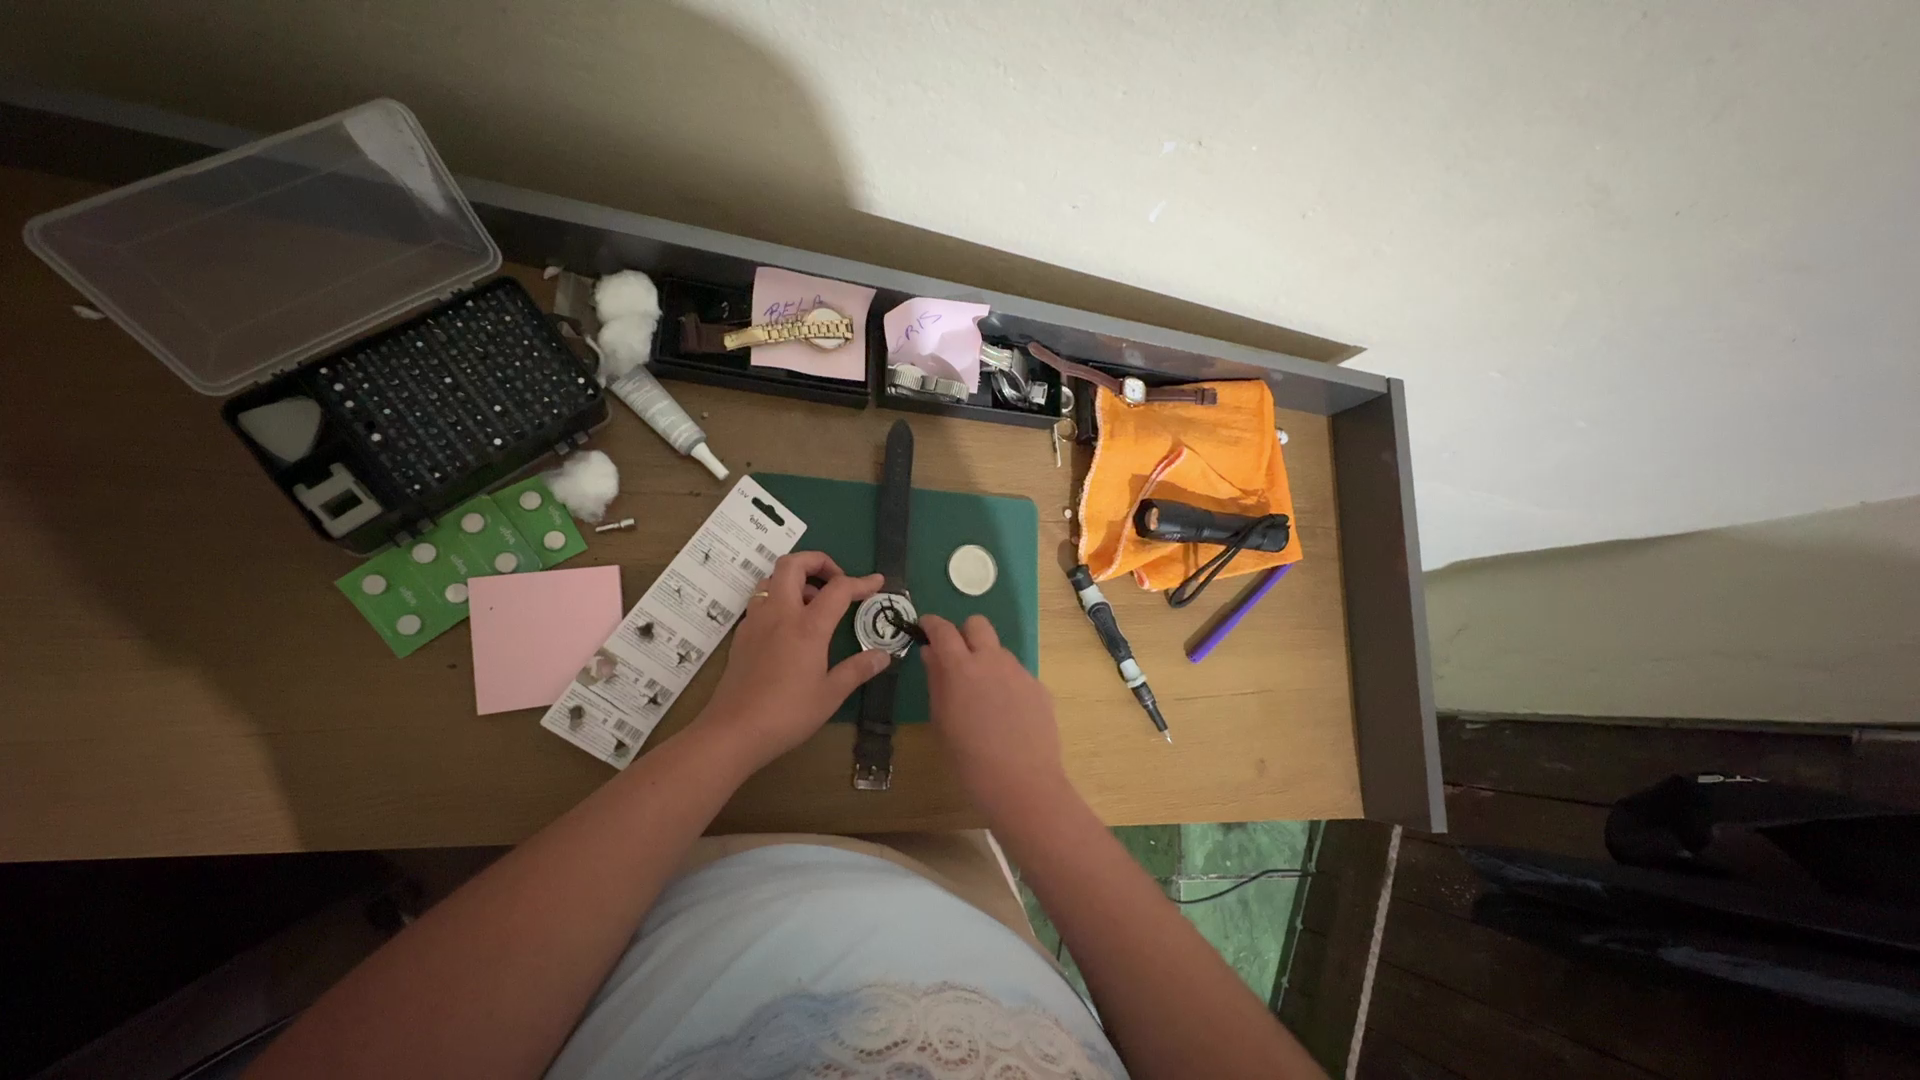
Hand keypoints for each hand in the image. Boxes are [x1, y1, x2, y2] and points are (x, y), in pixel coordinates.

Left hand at [695, 552, 892, 770]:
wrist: (734, 730)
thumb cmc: (787, 713)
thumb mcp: (830, 695)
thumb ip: (857, 669)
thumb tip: (883, 655)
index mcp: (807, 626)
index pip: (838, 589)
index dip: (861, 582)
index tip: (876, 582)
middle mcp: (779, 614)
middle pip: (793, 564)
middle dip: (818, 561)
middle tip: (835, 581)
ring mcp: (756, 622)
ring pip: (771, 579)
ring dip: (794, 579)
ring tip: (812, 603)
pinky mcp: (741, 635)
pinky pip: (760, 602)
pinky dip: (778, 600)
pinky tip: (788, 627)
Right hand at [920, 614, 1072, 820]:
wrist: (1022, 783)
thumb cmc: (969, 759)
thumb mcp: (942, 721)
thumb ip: (936, 680)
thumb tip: (931, 654)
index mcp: (961, 668)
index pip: (943, 630)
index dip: (932, 624)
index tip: (925, 627)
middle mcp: (992, 660)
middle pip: (978, 624)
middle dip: (964, 632)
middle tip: (956, 657)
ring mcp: (1020, 672)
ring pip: (999, 651)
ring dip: (987, 661)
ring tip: (983, 697)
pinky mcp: (1039, 687)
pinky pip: (1017, 675)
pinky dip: (1006, 684)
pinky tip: (1006, 715)